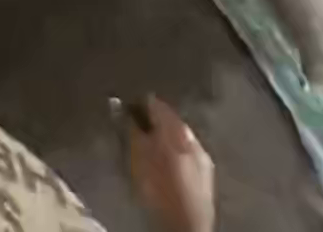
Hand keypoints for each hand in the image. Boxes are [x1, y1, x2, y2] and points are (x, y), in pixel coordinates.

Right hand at [120, 96, 215, 231]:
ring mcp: (202, 158)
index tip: (122, 112)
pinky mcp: (206, 179)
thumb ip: (127, 125)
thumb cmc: (157, 185)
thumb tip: (116, 102)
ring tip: (146, 153)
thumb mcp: (136, 152)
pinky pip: (184, 158)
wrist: (185, 227)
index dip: (136, 104)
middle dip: (150, 125)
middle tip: (132, 134)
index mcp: (176, 125)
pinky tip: (163, 170)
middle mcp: (193, 136)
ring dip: (162, 142)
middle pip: (167, 121)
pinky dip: (172, 158)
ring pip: (177, 140)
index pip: (153, 102)